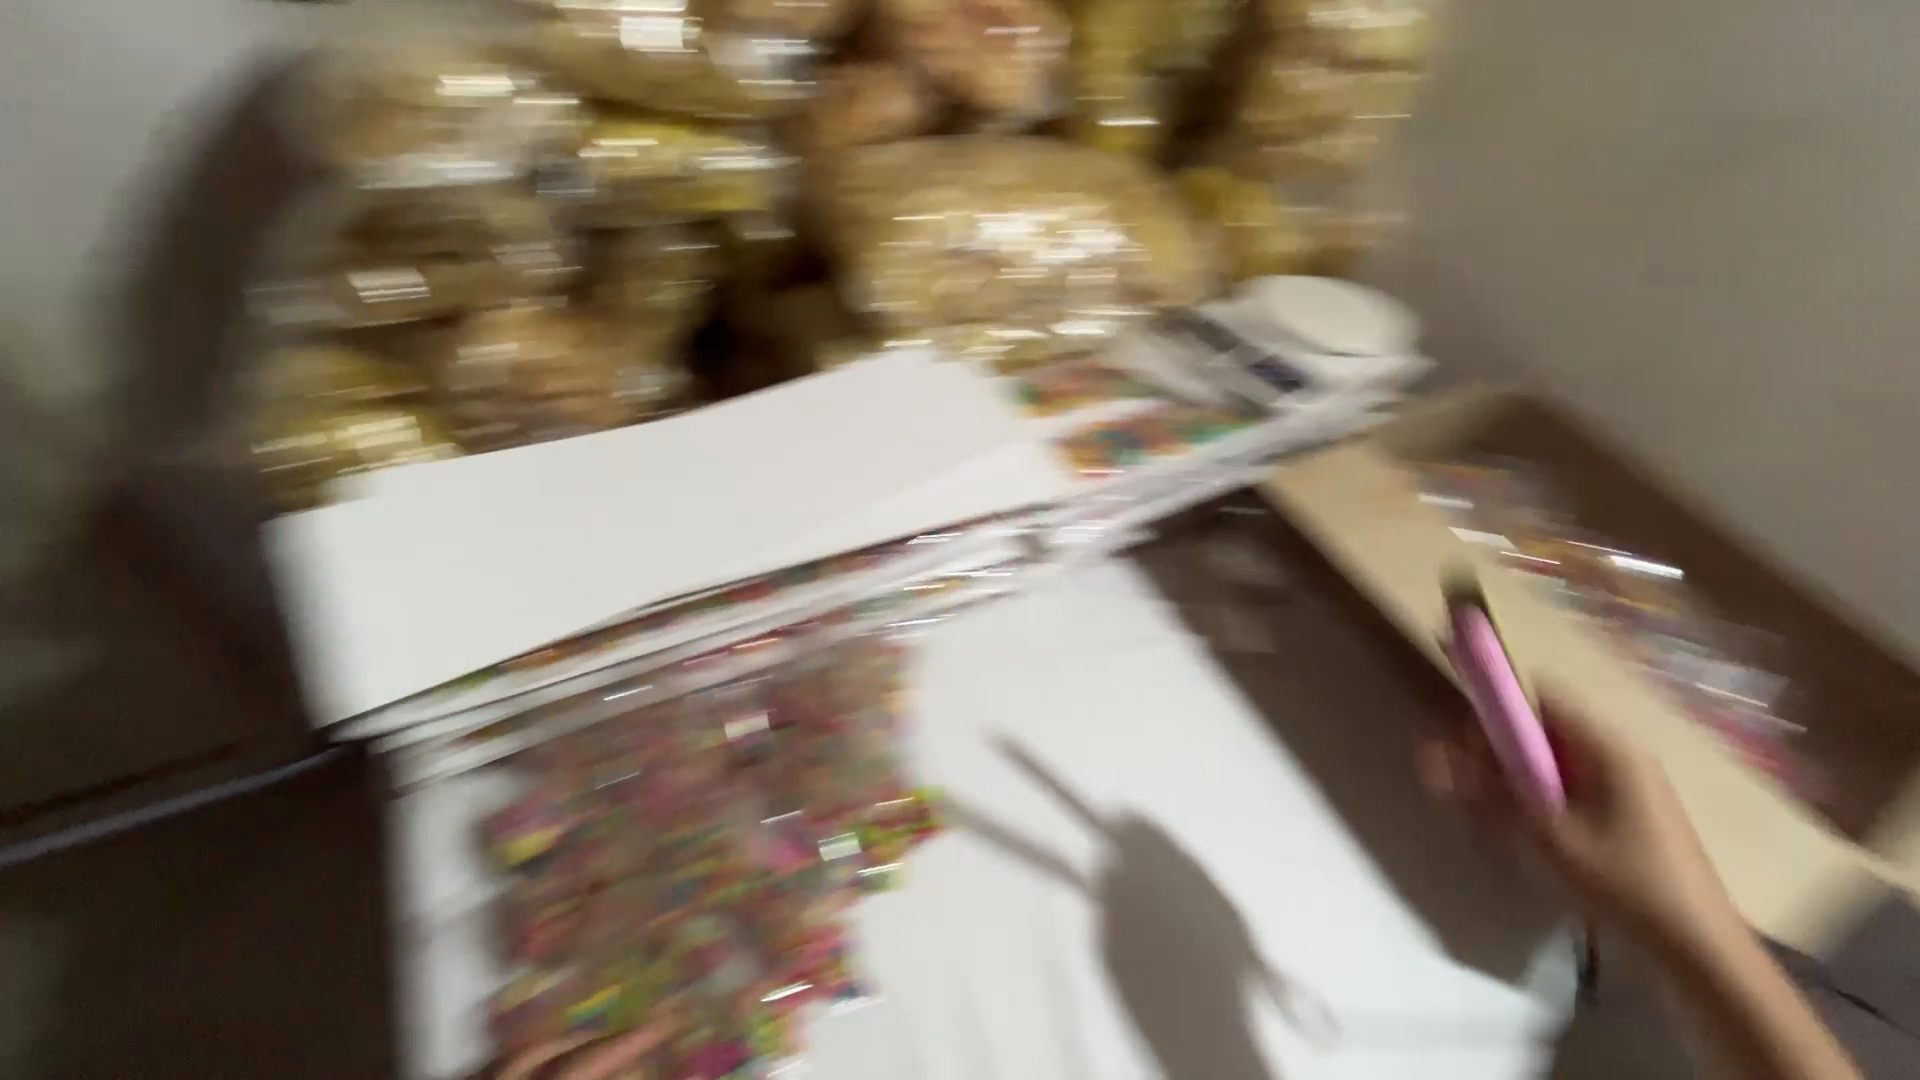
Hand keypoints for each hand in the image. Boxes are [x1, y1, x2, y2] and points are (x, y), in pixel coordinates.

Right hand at [1418, 692, 1737, 950]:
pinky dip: (1530, 800)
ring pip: (1544, 762)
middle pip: (1537, 731)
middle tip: (1460, 788)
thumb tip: (1432, 750)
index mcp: (1608, 748)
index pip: (1538, 699)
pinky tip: (1513, 833)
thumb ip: (1489, 787)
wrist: (1700, 948)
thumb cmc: (1626, 882)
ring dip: (1506, 782)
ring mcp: (1621, 783)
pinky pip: (1562, 786)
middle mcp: (1615, 754)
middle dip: (1492, 755)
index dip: (1495, 712)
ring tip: (1482, 820)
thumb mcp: (1548, 833)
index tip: (1465, 746)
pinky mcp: (1621, 809)